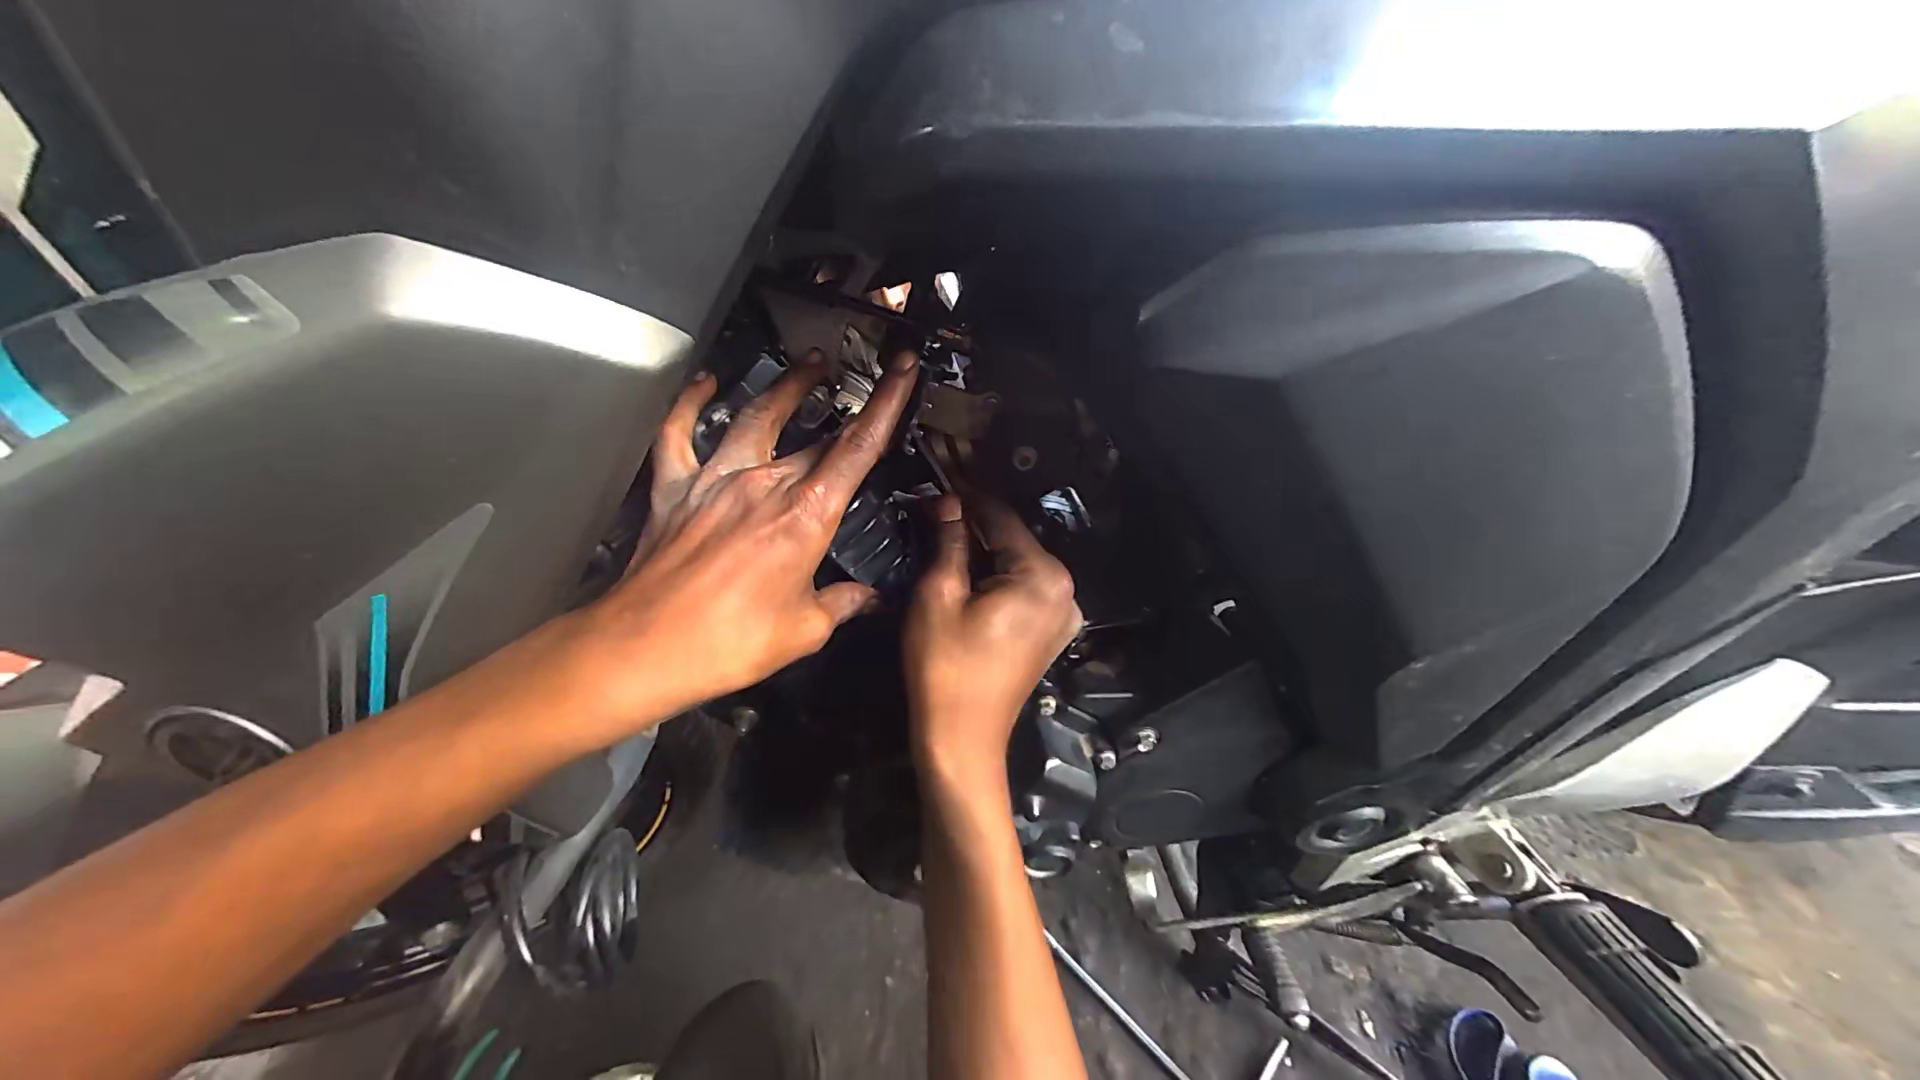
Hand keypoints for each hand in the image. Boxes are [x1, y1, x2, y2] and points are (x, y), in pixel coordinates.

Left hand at [562, 349, 917, 730]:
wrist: (645, 648)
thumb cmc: (726, 642)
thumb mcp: (804, 630)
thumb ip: (842, 604)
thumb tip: (864, 599)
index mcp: (805, 516)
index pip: (859, 446)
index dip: (887, 403)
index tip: (902, 371)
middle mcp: (764, 485)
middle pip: (818, 437)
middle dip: (851, 408)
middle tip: (870, 386)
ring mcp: (716, 481)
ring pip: (757, 416)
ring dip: (786, 388)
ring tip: (808, 366)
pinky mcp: (676, 489)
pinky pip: (679, 432)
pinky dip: (690, 403)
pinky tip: (704, 383)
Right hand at [903, 494, 1082, 780]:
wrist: (963, 737)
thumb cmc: (945, 666)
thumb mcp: (939, 594)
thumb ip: (950, 541)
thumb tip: (948, 502)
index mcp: (1043, 576)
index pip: (1002, 517)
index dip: (967, 495)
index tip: (939, 479)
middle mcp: (1065, 589)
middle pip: (1015, 539)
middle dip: (975, 523)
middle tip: (935, 508)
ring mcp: (1064, 613)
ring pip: (1019, 563)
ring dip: (985, 549)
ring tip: (945, 534)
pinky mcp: (1052, 631)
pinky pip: (1025, 588)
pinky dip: (998, 576)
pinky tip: (969, 571)